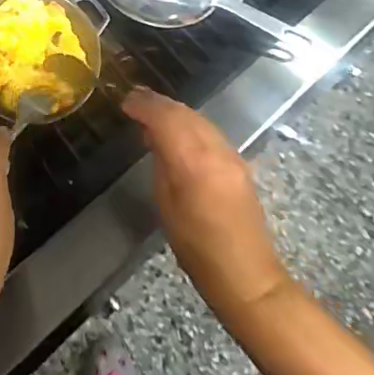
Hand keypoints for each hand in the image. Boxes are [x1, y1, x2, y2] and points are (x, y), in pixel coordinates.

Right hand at [122, 87, 289, 314]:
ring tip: (153, 113)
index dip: (143, 105)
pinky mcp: (240, 161)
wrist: (247, 274)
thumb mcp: (166, 206)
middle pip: (183, 112)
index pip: (165, 117)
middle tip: (136, 100)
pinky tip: (179, 131)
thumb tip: (155, 138)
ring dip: (175, 111)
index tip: (126, 101)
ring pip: (199, 118)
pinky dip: (191, 124)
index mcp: (192, 161)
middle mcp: (215, 149)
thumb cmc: (197, 248)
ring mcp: (231, 153)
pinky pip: (210, 130)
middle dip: (158, 103)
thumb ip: (161, 164)